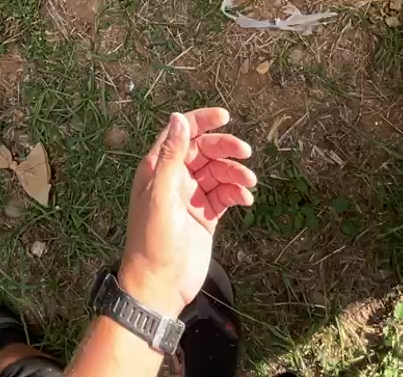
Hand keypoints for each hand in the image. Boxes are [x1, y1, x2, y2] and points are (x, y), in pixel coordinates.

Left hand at [116, 108, 255, 316]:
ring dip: (234, 173)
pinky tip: (246, 199)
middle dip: (224, 148)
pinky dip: (236, 193)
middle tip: (245, 152)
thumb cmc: (153, 239)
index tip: (225, 116)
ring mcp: (191, 196)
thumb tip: (178, 118)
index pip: (181, 133)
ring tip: (249, 182)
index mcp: (158, 167)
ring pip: (217, 173)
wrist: (160, 286)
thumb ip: (171, 156)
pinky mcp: (205, 215)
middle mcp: (175, 178)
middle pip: (203, 151)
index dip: (201, 121)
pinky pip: (224, 195)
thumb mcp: (161, 194)